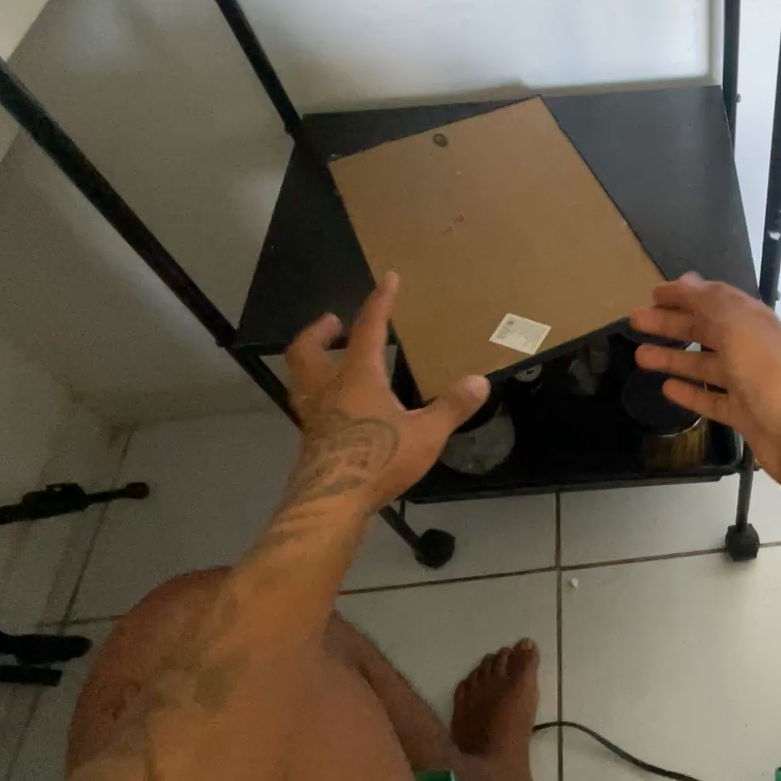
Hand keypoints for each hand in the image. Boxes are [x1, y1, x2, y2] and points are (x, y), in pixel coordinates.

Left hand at [284, 271, 488, 511]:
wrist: (332, 501)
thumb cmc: (379, 459)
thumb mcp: (426, 434)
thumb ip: (452, 407)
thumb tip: (480, 381)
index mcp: (357, 377)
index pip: (367, 329)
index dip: (379, 302)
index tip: (387, 279)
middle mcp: (328, 390)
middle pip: (308, 350)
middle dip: (319, 331)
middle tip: (333, 322)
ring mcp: (314, 417)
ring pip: (300, 378)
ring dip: (311, 361)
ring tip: (328, 360)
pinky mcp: (311, 440)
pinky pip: (308, 405)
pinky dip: (318, 394)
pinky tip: (337, 409)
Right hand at [630, 274, 780, 484]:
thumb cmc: (767, 371)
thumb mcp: (736, 325)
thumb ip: (709, 302)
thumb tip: (686, 281)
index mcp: (750, 320)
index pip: (712, 299)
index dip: (683, 294)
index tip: (652, 294)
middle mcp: (748, 347)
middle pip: (704, 330)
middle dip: (670, 324)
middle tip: (635, 322)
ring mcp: (745, 382)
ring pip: (703, 365)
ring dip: (672, 358)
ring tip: (640, 356)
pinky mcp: (741, 413)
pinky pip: (710, 399)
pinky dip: (689, 393)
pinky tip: (666, 389)